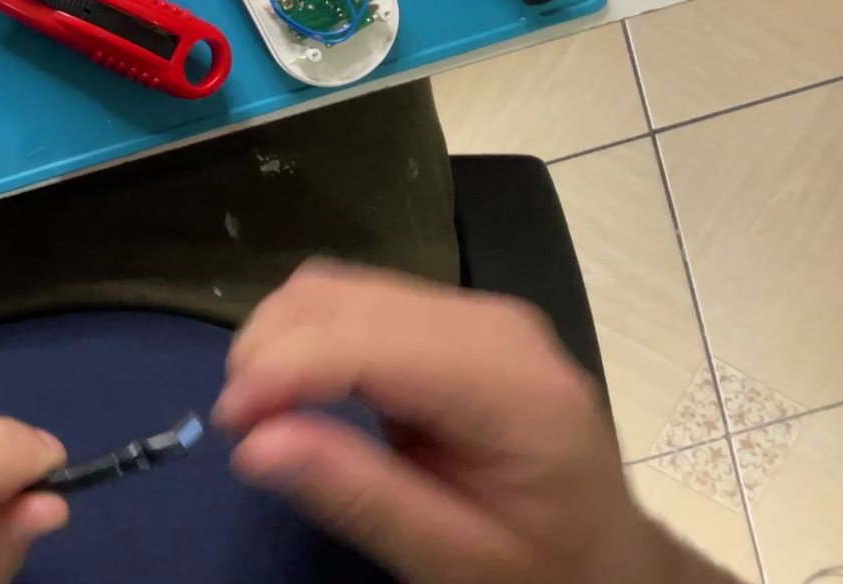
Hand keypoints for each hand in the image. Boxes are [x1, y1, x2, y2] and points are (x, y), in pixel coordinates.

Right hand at [213, 260, 733, 583]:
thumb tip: (252, 445)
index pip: (364, 346)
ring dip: (274, 336)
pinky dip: (298, 329)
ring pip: (327, 287)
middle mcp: (487, 322)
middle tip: (240, 421)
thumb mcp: (459, 564)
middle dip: (266, 351)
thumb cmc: (544, 571)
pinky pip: (341, 294)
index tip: (230, 424)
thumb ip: (359, 499)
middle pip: (335, 301)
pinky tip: (294, 376)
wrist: (612, 559)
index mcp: (512, 388)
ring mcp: (464, 306)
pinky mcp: (439, 307)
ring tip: (261, 401)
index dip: (281, 371)